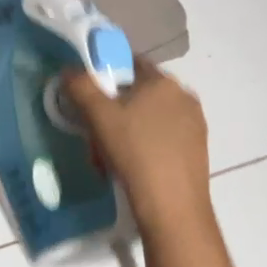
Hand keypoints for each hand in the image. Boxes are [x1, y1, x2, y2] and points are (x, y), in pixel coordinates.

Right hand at [63, 59, 210, 234]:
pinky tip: (130, 164)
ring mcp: (194, 124)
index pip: (129, 62)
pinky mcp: (197, 148)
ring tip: (109, 152)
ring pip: (149, 115)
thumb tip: (69, 71)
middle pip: (138, 92)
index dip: (104, 73)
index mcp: (163, 81)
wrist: (171, 203)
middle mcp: (184, 97)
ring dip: (127, 126)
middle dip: (114, 106)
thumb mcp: (97, 115)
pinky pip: (162, 135)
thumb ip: (80, 85)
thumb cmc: (133, 151)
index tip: (87, 94)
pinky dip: (143, 143)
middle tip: (93, 128)